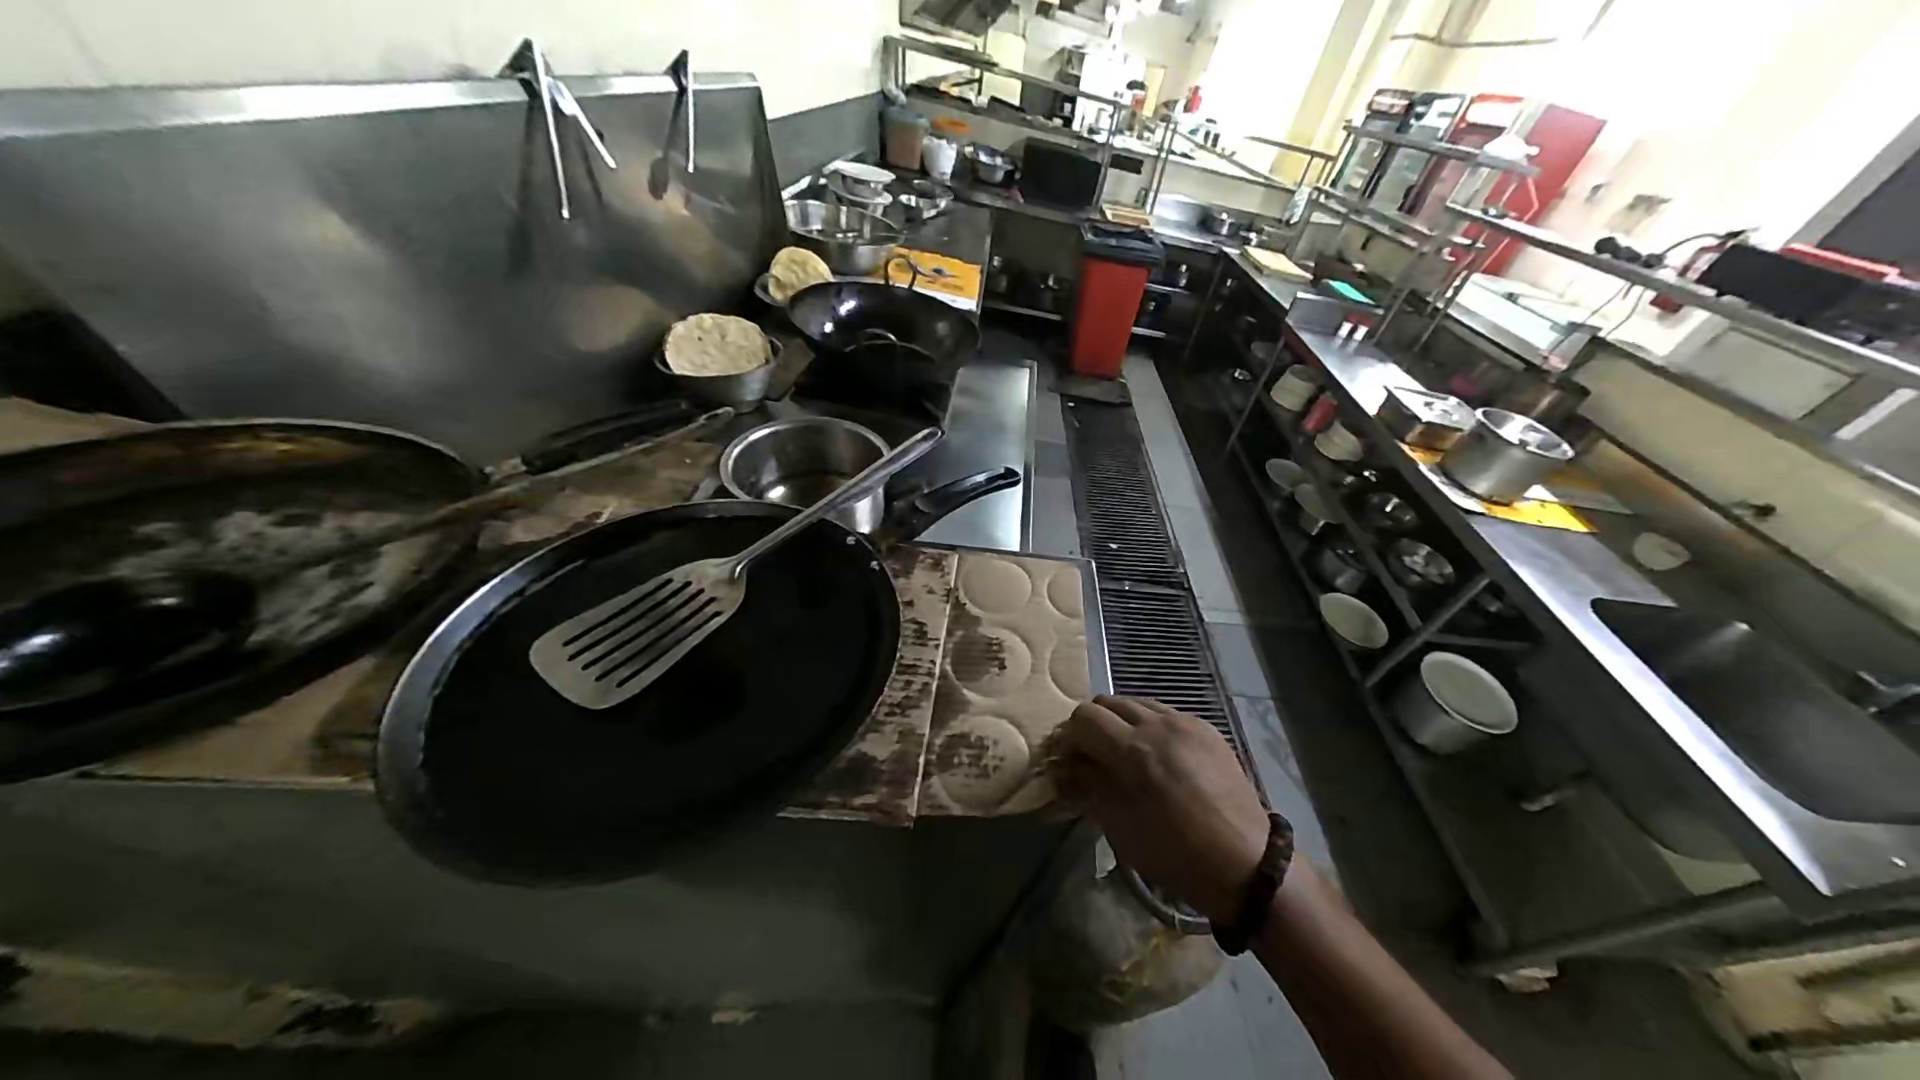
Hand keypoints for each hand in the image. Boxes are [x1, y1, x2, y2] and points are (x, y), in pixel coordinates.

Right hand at [1049, 696, 1269, 923]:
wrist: (1248, 865)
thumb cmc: (1177, 854)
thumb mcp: (1121, 827)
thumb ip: (1088, 787)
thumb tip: (1065, 767)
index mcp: (1134, 750)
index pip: (1084, 718)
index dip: (1070, 737)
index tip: (1069, 761)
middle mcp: (1159, 725)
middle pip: (1108, 702)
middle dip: (1093, 726)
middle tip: (1093, 757)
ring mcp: (1187, 723)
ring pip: (1137, 703)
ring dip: (1120, 723)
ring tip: (1125, 756)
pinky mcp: (1208, 730)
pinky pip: (1165, 714)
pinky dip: (1149, 727)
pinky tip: (1157, 758)